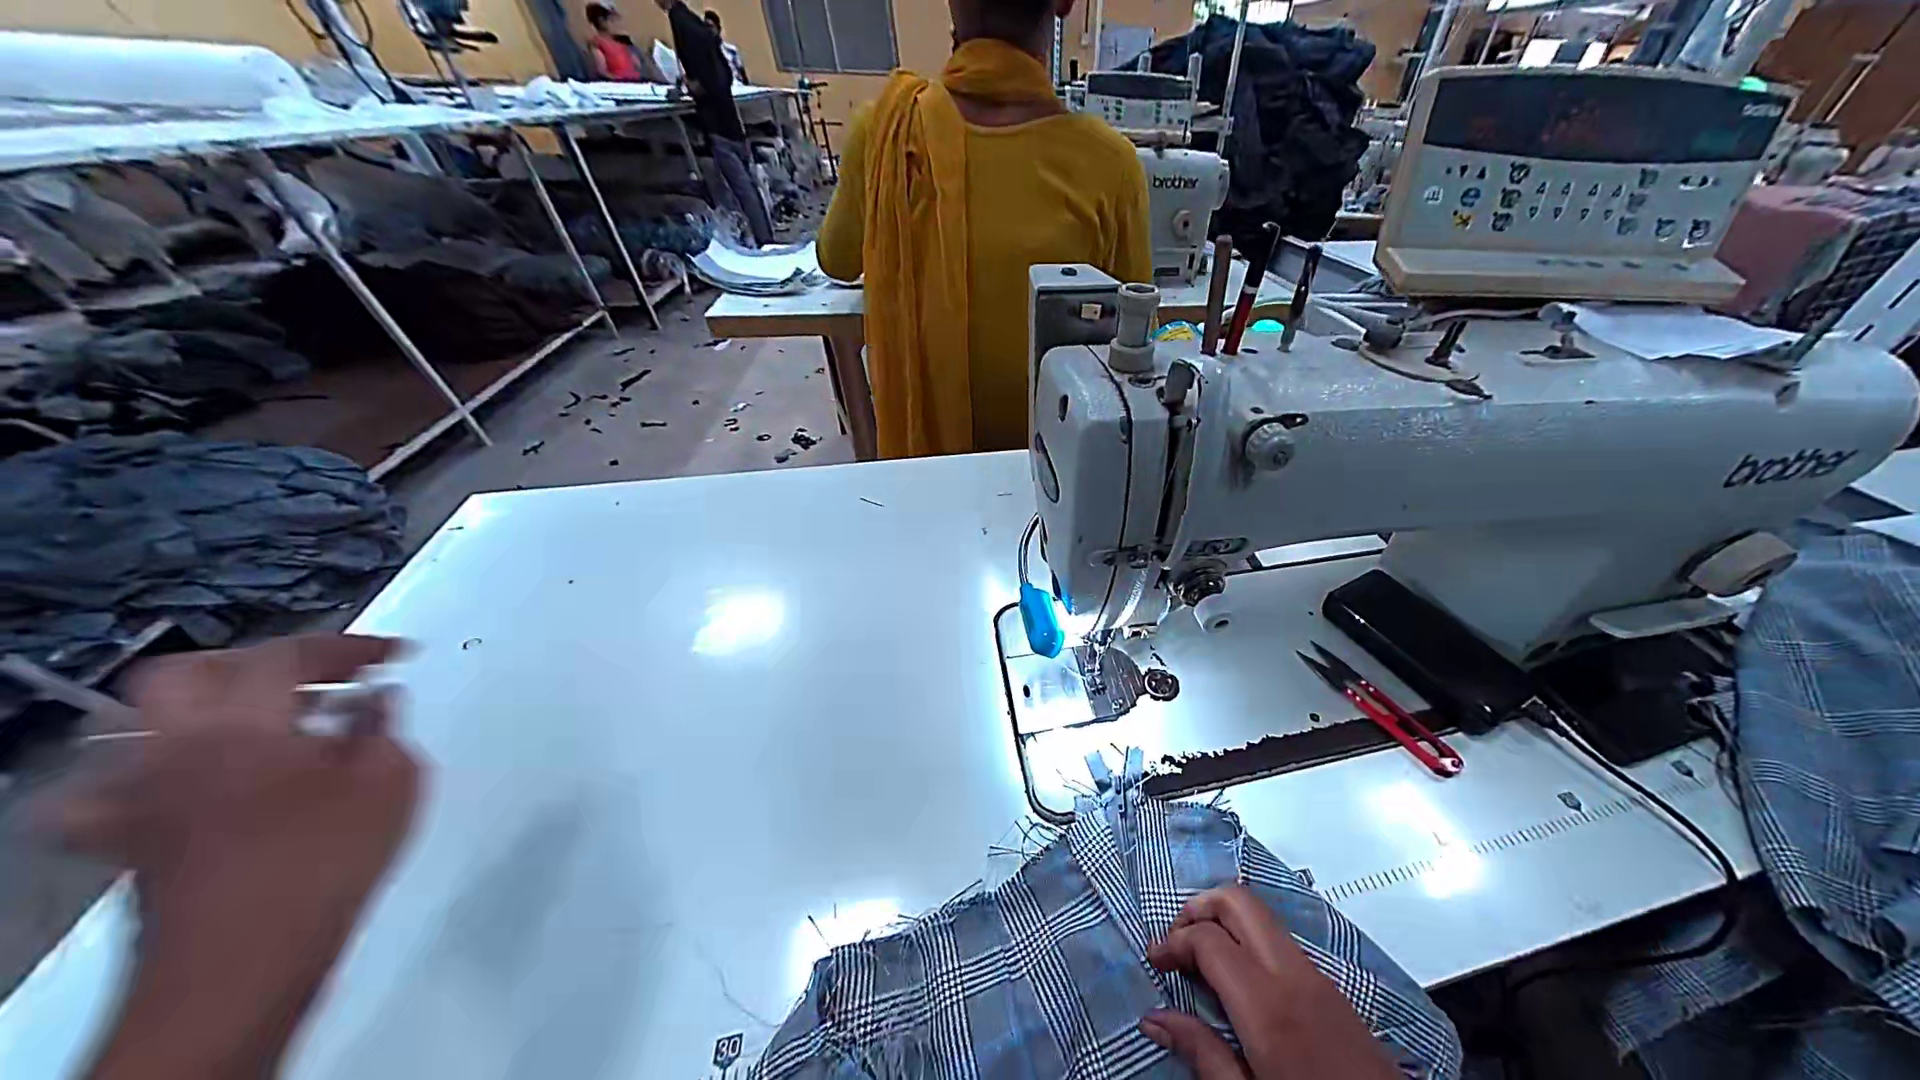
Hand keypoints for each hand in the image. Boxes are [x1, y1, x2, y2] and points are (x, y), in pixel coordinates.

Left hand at [41, 635, 420, 1079]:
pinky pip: (112, 787)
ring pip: (145, 720)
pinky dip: (151, 767)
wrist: (245, 964)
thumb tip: (374, 698)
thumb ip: (383, 727)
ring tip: (266, 719)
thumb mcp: (390, 779)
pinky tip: (190, 777)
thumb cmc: (328, 859)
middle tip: (321, 676)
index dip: (348, 646)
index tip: (397, 653)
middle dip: (262, 662)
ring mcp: (139, 794)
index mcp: (243, 725)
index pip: (288, 655)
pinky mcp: (127, 838)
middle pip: (194, 672)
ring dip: (210, 706)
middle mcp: (175, 747)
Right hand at [1140, 886, 1402, 1079]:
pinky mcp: (1334, 990)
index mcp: (1267, 1005)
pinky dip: (1249, 938)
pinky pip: (1281, 941)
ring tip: (1203, 959)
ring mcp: (1318, 978)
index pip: (1207, 937)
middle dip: (1199, 907)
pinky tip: (1239, 979)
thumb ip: (1202, 1053)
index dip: (1173, 942)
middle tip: (1177, 941)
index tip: (1156, 962)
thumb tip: (1154, 1018)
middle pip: (1238, 901)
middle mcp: (1293, 976)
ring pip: (1262, 915)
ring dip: (1225, 920)